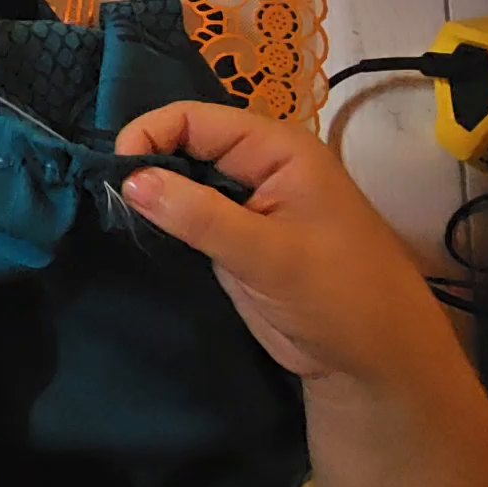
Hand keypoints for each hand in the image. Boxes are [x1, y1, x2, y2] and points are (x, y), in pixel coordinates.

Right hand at [117, 102, 465, 395]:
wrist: (376, 367)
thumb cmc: (340, 299)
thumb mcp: (269, 255)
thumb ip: (198, 214)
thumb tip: (128, 180)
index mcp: (275, 149)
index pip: (194, 119)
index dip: (150, 135)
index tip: (117, 173)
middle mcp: (257, 164)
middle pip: (183, 141)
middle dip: (145, 161)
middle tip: (110, 196)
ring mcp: (244, 199)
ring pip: (180, 175)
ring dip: (149, 190)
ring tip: (117, 211)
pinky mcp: (232, 232)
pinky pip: (185, 208)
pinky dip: (161, 214)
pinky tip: (138, 226)